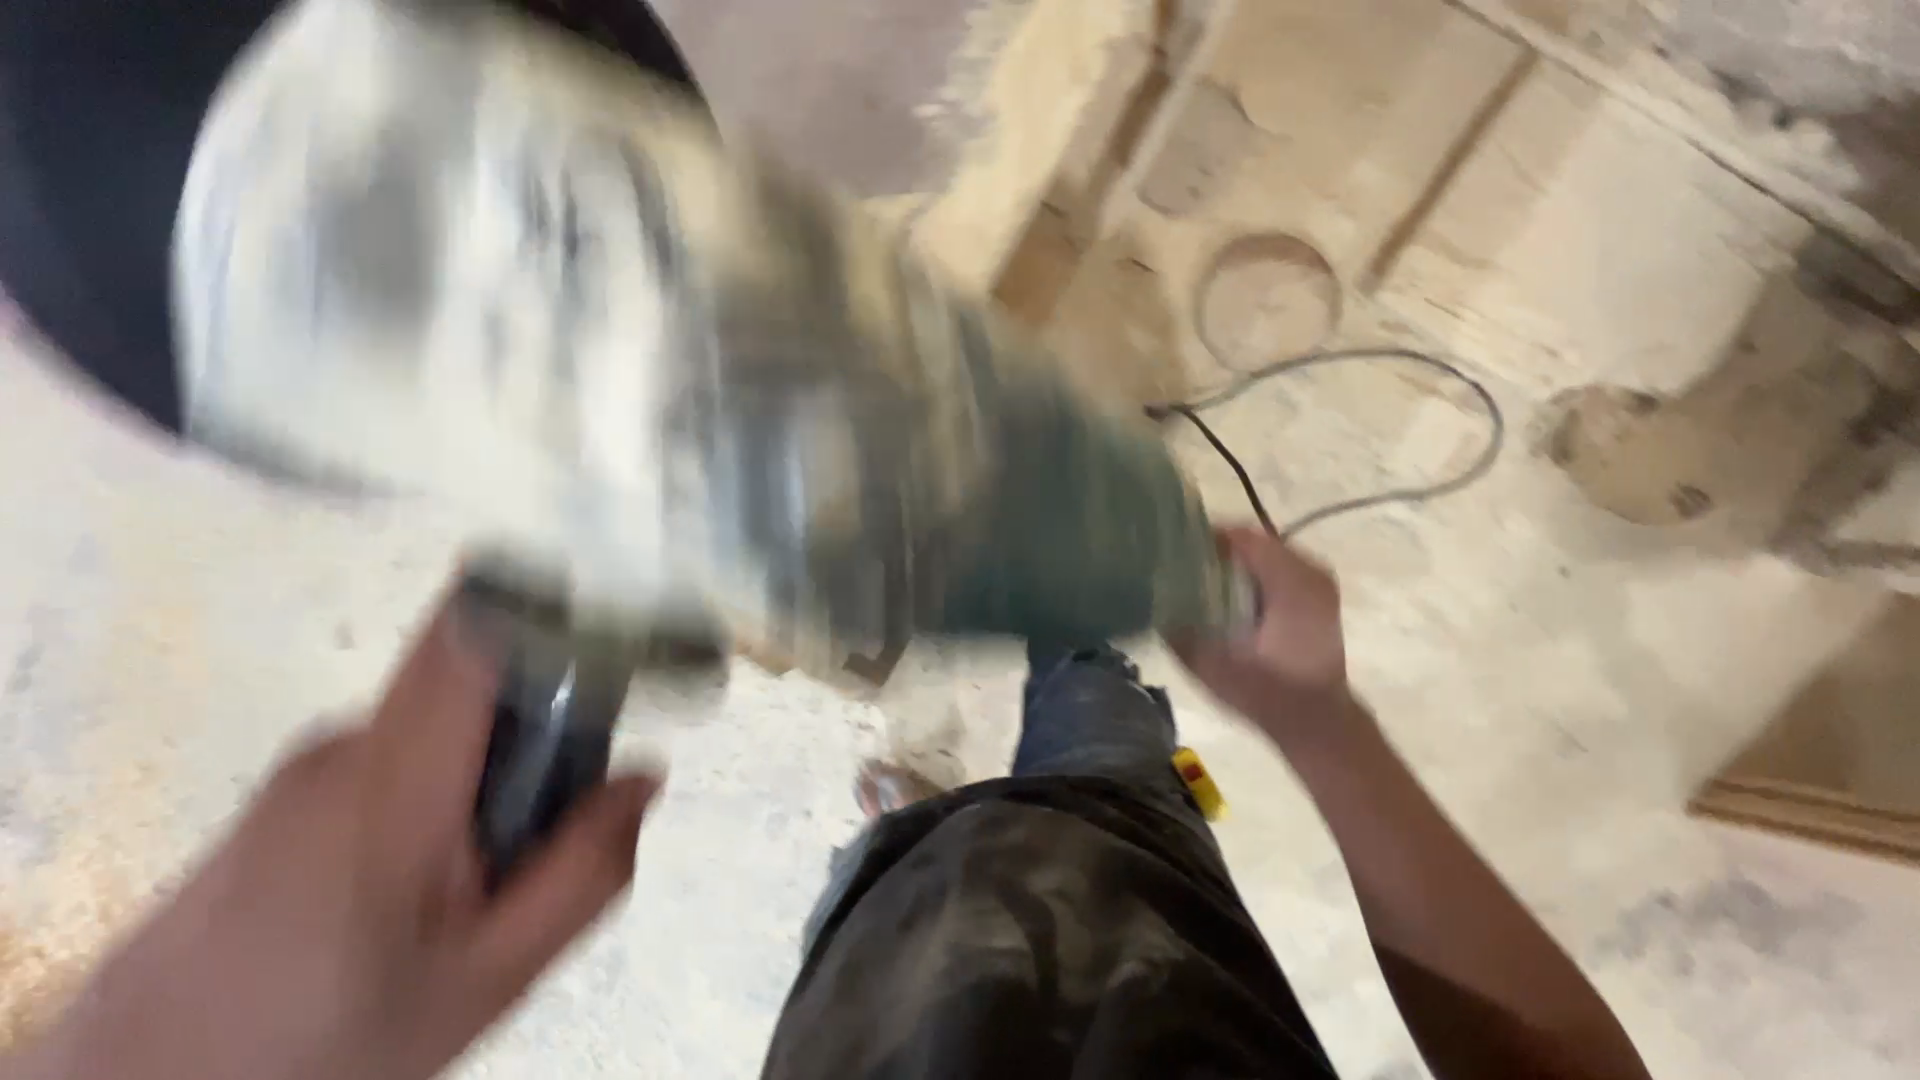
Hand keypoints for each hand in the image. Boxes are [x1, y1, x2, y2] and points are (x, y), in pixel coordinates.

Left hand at [13, 592, 662, 1079]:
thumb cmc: (323, 1046)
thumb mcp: (490, 978)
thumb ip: (584, 871)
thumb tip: (643, 778)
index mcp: (392, 784)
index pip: (467, 637)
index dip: (539, 605)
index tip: (603, 627)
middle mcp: (340, 753)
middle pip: (476, 694)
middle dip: (536, 744)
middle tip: (540, 839)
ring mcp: (301, 772)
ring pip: (442, 735)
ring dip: (485, 784)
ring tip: (465, 889)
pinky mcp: (280, 795)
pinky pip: (395, 763)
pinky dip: (436, 802)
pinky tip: (409, 894)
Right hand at [1173, 527, 1357, 748]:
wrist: (1318, 722)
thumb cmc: (1269, 694)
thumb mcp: (1216, 669)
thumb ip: (1183, 637)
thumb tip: (1156, 610)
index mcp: (1288, 582)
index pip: (1242, 537)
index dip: (1205, 538)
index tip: (1173, 548)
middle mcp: (1308, 573)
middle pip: (1254, 541)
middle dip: (1218, 549)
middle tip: (1182, 563)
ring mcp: (1319, 584)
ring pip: (1267, 553)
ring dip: (1235, 561)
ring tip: (1201, 577)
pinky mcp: (1319, 597)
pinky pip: (1279, 569)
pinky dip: (1252, 574)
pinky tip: (1227, 595)